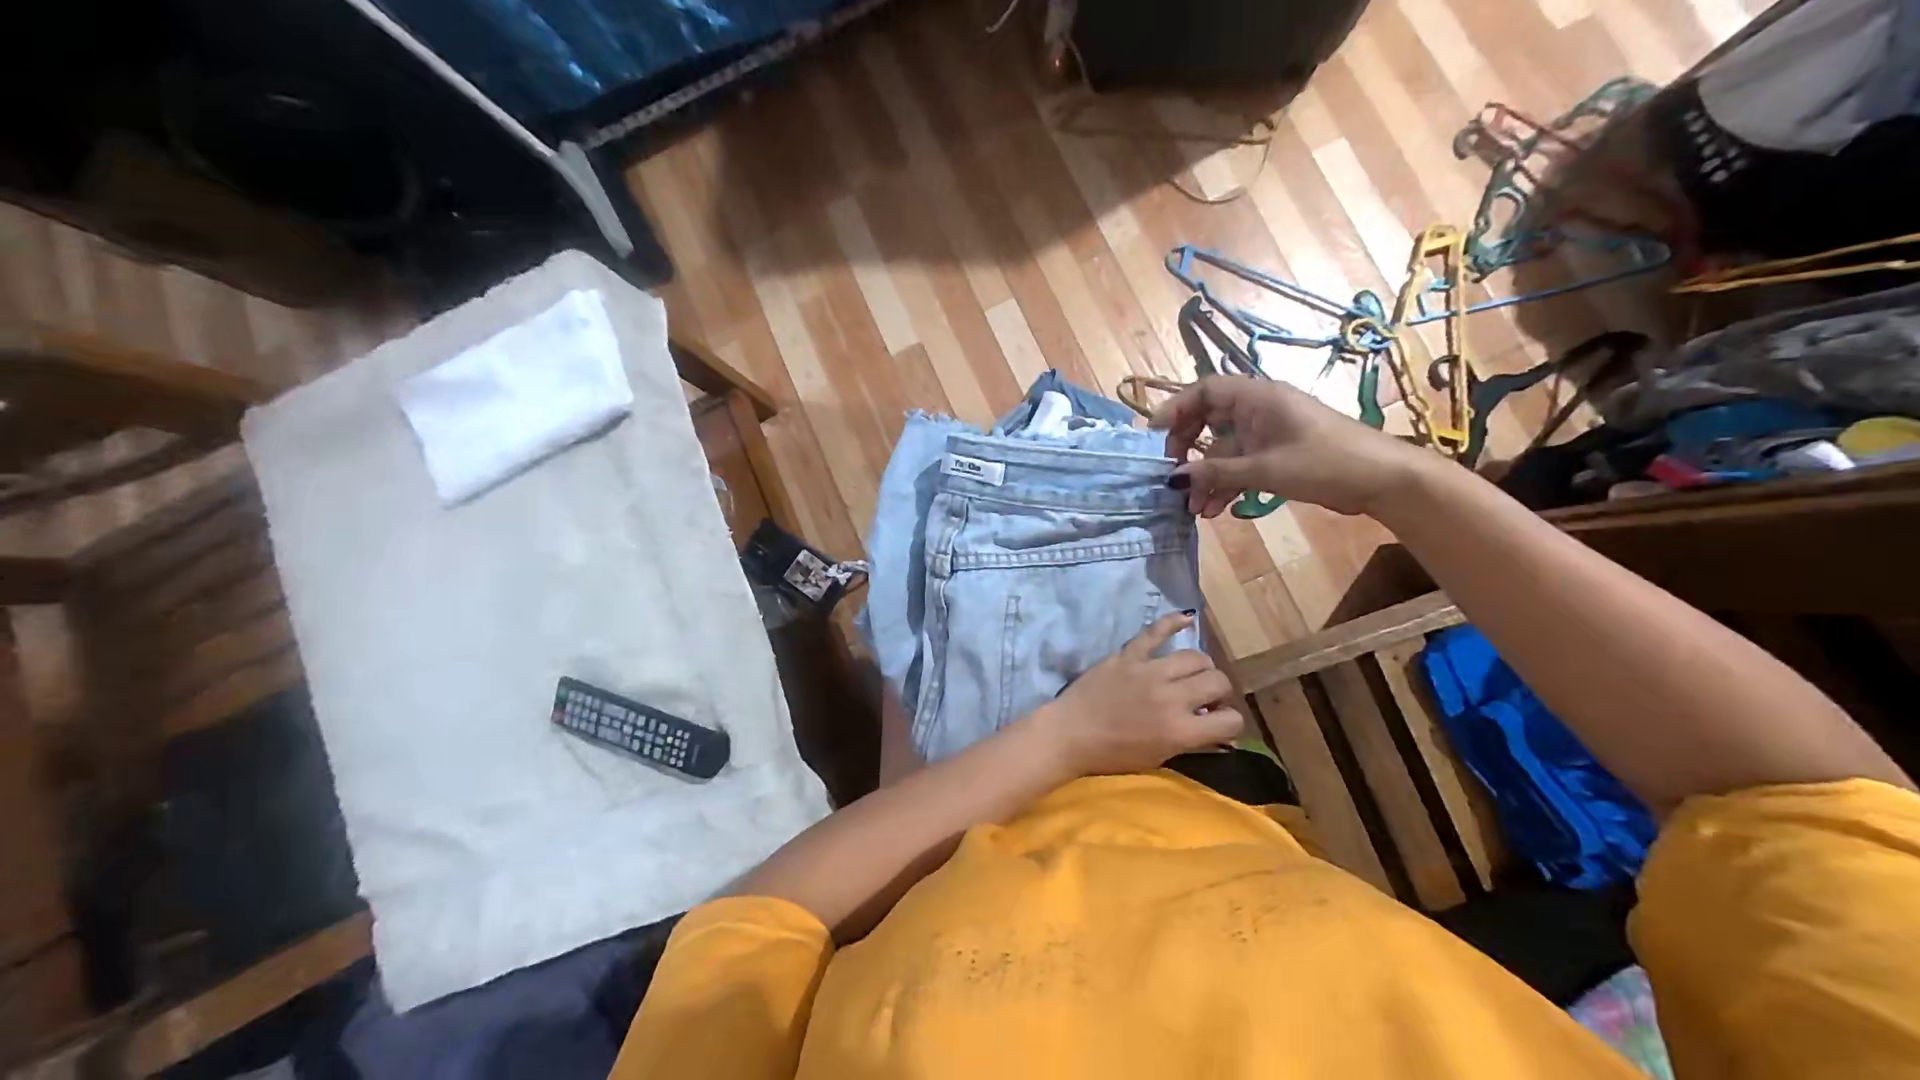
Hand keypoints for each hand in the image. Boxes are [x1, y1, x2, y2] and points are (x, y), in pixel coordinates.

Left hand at [1025, 613, 1242, 776]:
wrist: (1069, 734)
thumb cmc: (1112, 754)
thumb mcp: (1158, 758)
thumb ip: (1190, 743)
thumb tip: (1220, 735)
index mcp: (1181, 730)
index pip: (1232, 720)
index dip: (1231, 722)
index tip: (1219, 721)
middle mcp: (1172, 697)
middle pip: (1219, 682)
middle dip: (1219, 692)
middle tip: (1206, 698)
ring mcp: (1149, 671)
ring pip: (1195, 656)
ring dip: (1201, 667)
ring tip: (1192, 674)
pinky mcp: (1128, 655)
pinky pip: (1155, 632)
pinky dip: (1171, 622)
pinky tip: (1185, 619)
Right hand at [1150, 375, 1431, 516]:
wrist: (1381, 480)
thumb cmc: (1323, 463)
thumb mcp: (1264, 469)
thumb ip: (1215, 473)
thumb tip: (1173, 478)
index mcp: (1257, 397)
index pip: (1204, 391)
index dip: (1175, 409)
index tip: (1153, 435)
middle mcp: (1258, 409)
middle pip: (1207, 420)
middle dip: (1186, 449)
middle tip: (1171, 474)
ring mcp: (1267, 433)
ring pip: (1222, 449)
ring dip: (1205, 477)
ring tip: (1192, 507)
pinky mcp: (1276, 454)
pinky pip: (1239, 465)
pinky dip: (1225, 485)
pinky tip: (1213, 510)